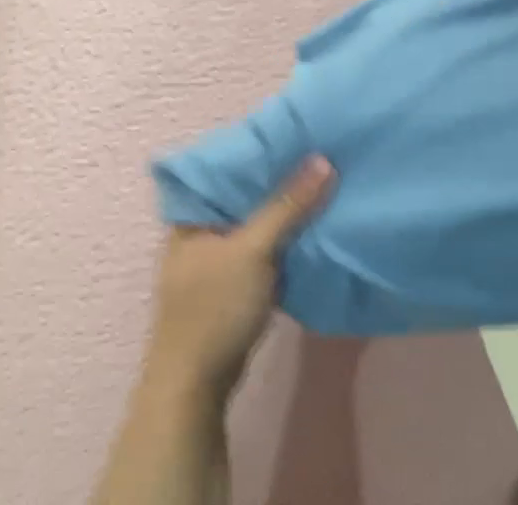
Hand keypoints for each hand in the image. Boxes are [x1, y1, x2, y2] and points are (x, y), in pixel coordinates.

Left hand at [143, 156, 336, 402]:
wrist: (197, 384)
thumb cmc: (213, 310)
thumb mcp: (252, 251)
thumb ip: (287, 206)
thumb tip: (323, 159)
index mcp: (190, 221)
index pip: (225, 172)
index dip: (258, 152)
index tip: (297, 133)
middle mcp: (201, 235)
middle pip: (246, 196)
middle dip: (281, 179)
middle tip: (322, 151)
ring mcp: (220, 261)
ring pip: (260, 222)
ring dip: (289, 208)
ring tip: (327, 179)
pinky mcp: (239, 283)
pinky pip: (269, 246)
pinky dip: (291, 235)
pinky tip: (318, 223)